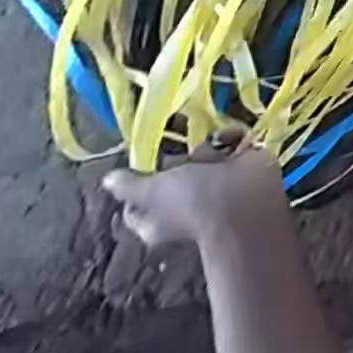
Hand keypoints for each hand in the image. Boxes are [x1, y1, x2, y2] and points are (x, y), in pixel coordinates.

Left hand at [102, 128, 286, 248]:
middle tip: (183, 161)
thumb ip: (130, 185)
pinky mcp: (242, 161)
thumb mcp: (152, 192)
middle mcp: (186, 200)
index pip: (140, 200)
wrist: (245, 196)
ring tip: (215, 152)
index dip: (140, 183)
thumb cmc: (193, 200)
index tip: (142, 166)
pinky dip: (233, 137)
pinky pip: (231, 140)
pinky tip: (234, 142)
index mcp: (159, 216)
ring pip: (202, 152)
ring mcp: (215, 180)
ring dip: (207, 149)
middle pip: (173, 169)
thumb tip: (106, 181)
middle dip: (178, 160)